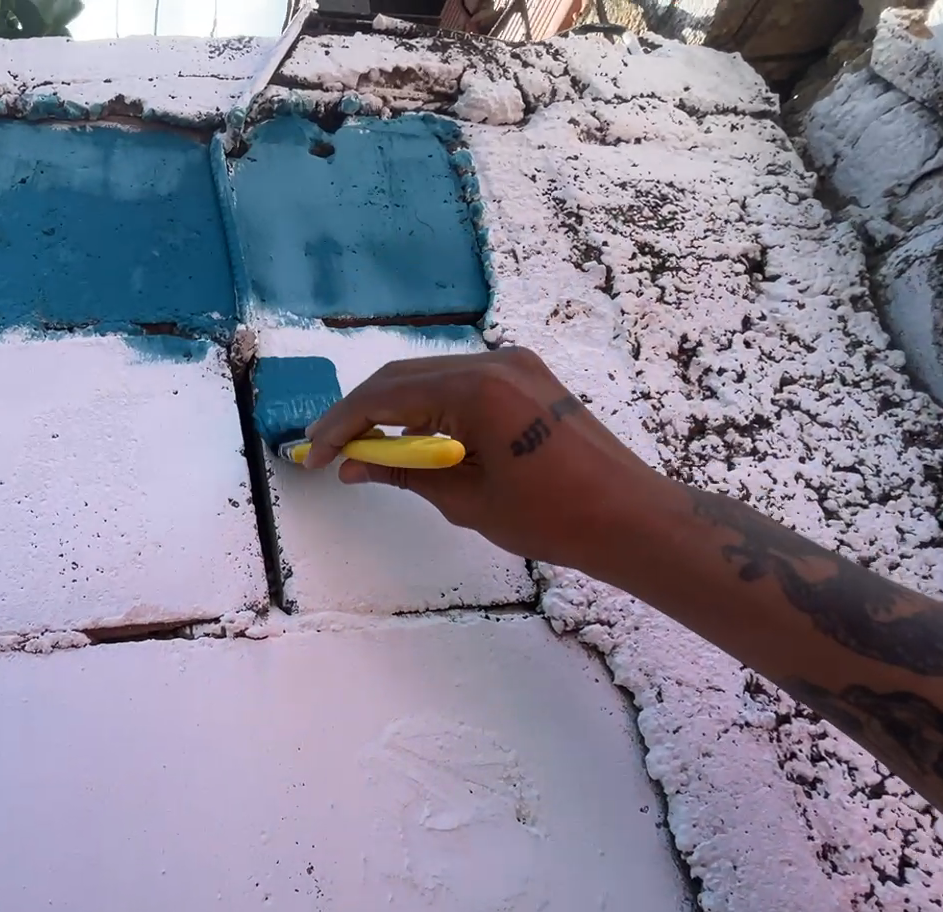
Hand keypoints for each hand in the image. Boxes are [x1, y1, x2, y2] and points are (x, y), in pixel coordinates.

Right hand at [301, 348, 665, 574]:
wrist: (629, 516)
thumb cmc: (548, 518)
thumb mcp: (463, 499)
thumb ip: (403, 473)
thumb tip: (352, 468)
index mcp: (475, 389)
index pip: (384, 398)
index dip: (340, 428)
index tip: (313, 457)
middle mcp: (491, 361)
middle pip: (399, 378)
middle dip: (357, 413)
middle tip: (328, 450)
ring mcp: (511, 363)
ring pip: (425, 376)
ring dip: (388, 409)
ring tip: (362, 448)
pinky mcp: (523, 375)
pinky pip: (455, 382)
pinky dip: (423, 406)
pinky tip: (409, 436)